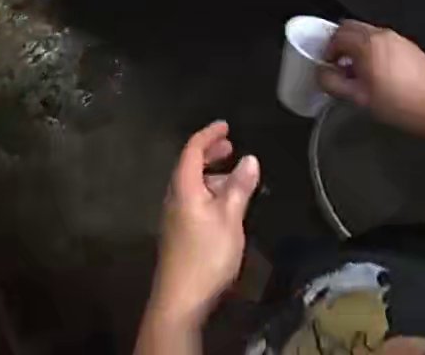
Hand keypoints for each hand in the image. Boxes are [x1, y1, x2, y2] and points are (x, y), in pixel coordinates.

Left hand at [150, 121, 260, 326]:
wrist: (180, 299)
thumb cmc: (206, 254)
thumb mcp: (230, 218)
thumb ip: (239, 187)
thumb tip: (250, 158)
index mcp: (184, 185)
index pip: (193, 148)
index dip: (209, 134)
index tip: (225, 125)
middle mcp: (175, 194)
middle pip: (190, 163)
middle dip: (210, 151)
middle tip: (230, 145)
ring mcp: (174, 213)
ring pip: (192, 182)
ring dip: (211, 173)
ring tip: (234, 176)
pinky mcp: (178, 231)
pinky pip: (192, 197)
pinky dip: (208, 190)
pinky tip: (224, 204)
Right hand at [319, 20, 424, 140]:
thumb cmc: (403, 106)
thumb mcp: (360, 98)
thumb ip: (334, 83)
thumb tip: (322, 74)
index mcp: (367, 44)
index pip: (336, 36)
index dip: (328, 50)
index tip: (329, 63)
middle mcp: (381, 35)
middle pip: (350, 27)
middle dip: (340, 42)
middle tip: (339, 61)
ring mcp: (397, 39)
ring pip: (367, 32)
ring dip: (357, 44)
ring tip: (359, 69)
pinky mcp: (409, 46)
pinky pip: (383, 39)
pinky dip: (373, 48)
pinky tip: (378, 71)